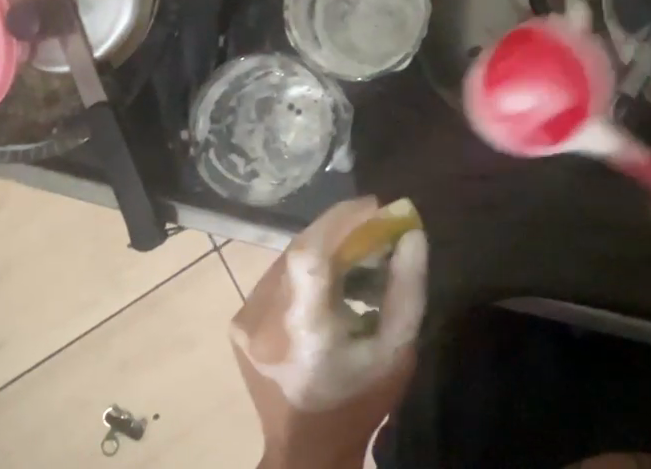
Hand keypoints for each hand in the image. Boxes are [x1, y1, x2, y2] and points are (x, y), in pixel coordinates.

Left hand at [231, 198, 427, 468]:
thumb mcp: (397, 350)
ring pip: (289, 259)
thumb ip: (406, 289)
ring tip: (362, 257)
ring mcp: (245, 319)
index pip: (311, 253)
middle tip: (376, 227)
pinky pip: (279, 276)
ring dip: (327, 247)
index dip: (341, 219)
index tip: (375, 206)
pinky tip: (335, 283)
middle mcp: (263, 318)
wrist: (306, 452)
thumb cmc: (359, 401)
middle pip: (301, 248)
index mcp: (302, 330)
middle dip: (341, 229)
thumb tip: (411, 233)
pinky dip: (309, 268)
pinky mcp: (240, 322)